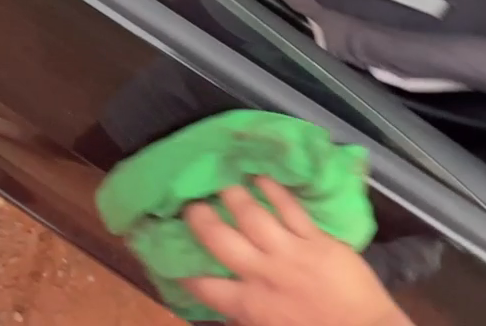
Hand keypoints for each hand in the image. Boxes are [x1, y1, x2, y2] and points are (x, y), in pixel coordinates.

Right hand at [180, 176, 412, 325]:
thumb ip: (248, 312)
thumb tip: (228, 295)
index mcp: (251, 307)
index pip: (207, 287)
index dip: (185, 269)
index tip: (170, 251)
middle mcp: (264, 275)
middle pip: (223, 241)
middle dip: (202, 220)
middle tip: (188, 201)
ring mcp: (290, 253)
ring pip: (254, 217)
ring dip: (234, 196)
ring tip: (220, 177)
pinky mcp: (316, 238)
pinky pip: (290, 208)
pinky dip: (273, 189)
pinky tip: (260, 174)